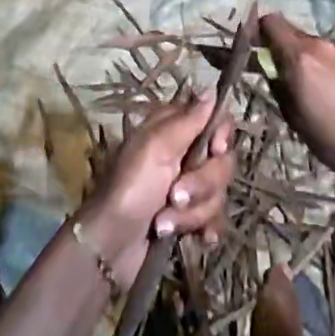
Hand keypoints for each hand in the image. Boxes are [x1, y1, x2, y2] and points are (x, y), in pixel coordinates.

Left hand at [76, 93, 234, 288]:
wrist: (111, 246)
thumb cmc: (130, 188)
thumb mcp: (155, 148)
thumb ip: (188, 120)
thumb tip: (212, 89)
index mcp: (173, 130)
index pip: (216, 120)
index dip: (221, 135)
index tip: (215, 150)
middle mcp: (184, 154)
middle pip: (222, 161)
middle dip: (201, 183)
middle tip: (174, 195)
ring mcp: (189, 187)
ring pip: (219, 193)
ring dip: (192, 212)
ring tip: (164, 222)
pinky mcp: (191, 217)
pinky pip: (217, 219)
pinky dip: (205, 229)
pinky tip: (197, 239)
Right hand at [253, 14, 334, 190]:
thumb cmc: (331, 139)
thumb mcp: (292, 115)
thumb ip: (277, 83)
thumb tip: (270, 68)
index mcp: (300, 56)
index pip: (270, 22)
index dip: (259, 32)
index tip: (257, 49)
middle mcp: (323, 44)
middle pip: (294, 34)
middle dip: (286, 50)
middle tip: (289, 77)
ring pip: (316, 45)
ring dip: (309, 58)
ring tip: (320, 89)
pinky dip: (329, 64)